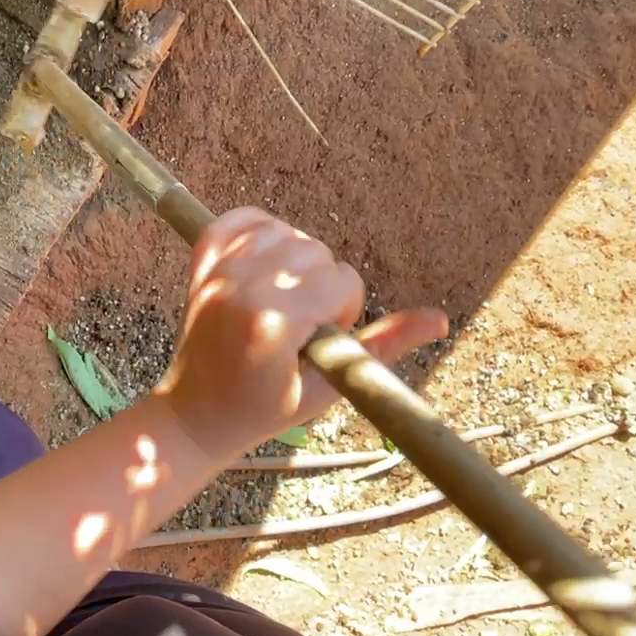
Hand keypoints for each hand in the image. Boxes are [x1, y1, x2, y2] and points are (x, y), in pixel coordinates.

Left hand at [156, 208, 448, 458]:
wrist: (195, 415)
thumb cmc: (262, 411)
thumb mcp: (327, 388)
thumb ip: (380, 347)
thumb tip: (440, 319)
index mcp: (273, 320)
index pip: (341, 280)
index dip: (344, 310)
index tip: (321, 337)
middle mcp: (241, 289)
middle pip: (314, 250)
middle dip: (322, 284)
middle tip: (302, 322)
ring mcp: (216, 276)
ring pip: (283, 231)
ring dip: (294, 257)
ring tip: (285, 295)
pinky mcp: (200, 270)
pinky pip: (235, 221)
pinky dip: (257, 229)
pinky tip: (265, 259)